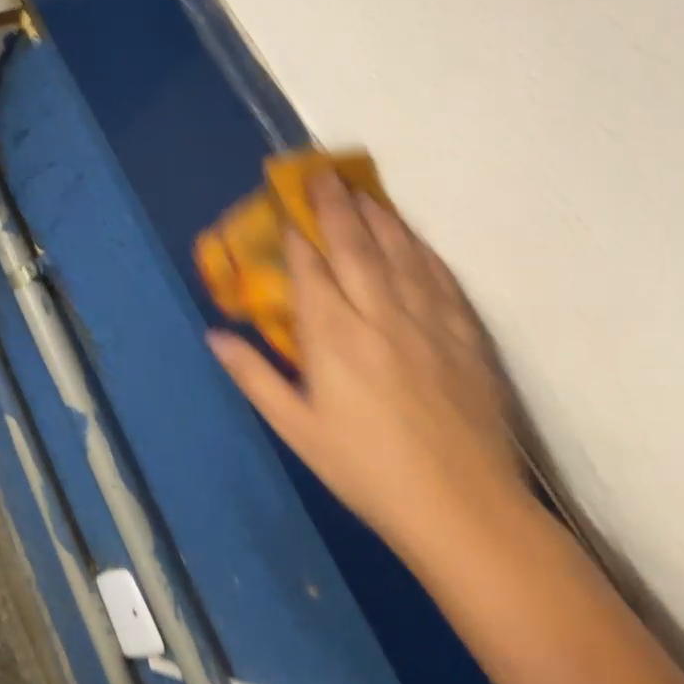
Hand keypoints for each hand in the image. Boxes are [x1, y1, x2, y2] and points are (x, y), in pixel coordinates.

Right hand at [207, 170, 527, 552]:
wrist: (463, 507)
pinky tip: (415, 240)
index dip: (297, 236)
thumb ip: (254, 376)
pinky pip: (443, 281)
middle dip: (337, 209)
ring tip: (364, 192)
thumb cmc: (363, 468)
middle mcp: (380, 317)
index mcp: (333, 338)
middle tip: (323, 175)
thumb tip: (215, 335)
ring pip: (403, 257)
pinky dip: (424, 252)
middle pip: (357, 249)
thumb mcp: (295, 427)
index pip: (311, 270)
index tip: (286, 208)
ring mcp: (430, 325)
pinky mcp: (468, 339)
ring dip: (382, 220)